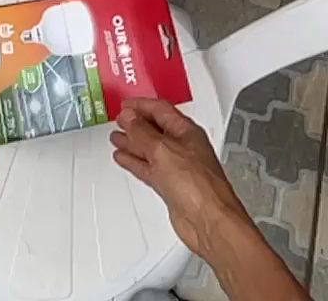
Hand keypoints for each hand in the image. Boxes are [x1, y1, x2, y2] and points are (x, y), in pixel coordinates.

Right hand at [111, 98, 251, 259]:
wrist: (209, 223)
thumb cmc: (199, 185)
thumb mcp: (163, 150)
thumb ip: (142, 132)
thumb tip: (129, 117)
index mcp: (187, 132)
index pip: (160, 110)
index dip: (140, 105)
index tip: (125, 105)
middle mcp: (184, 148)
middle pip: (155, 129)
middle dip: (135, 124)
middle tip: (119, 120)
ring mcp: (178, 168)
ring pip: (150, 150)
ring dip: (133, 143)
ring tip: (117, 137)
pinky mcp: (172, 187)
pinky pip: (149, 168)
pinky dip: (135, 162)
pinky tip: (124, 158)